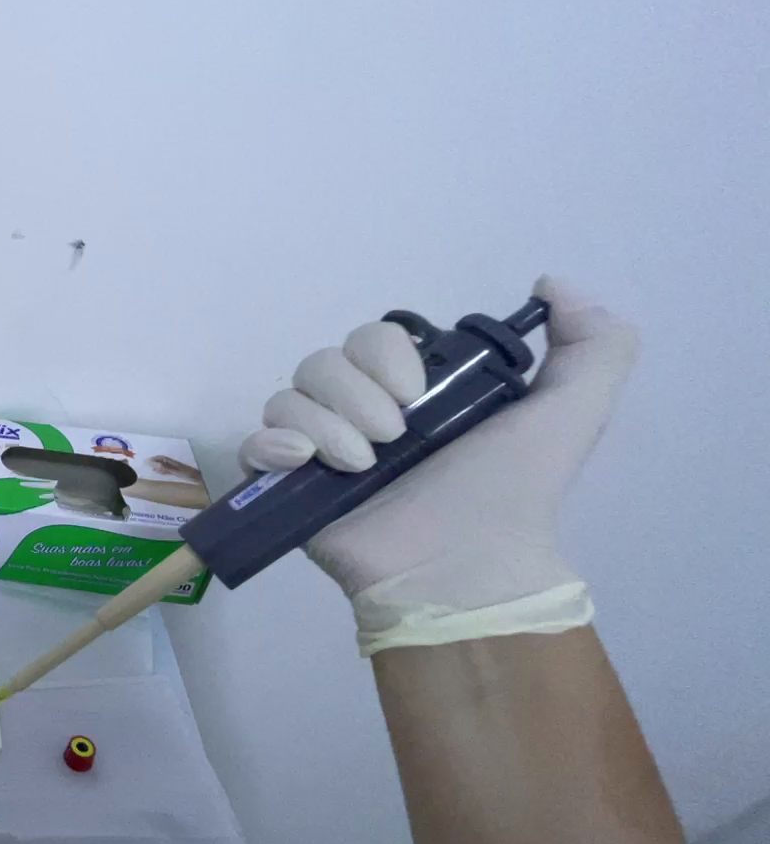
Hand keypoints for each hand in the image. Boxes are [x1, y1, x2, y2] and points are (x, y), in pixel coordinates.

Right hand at [238, 276, 638, 653]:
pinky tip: (303, 463)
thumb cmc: (508, 491)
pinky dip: (271, 446)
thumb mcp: (571, 412)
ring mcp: (311, 447)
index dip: (383, 356)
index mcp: (405, 390)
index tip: (415, 393)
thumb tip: (550, 282)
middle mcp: (352, 411)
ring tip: (360, 467)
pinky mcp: (280, 483)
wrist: (460, 562)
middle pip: (319, 364)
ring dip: (322, 427)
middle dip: (353, 396)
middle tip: (393, 438)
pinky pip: (251, 444)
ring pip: (284, 400)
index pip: (366, 338)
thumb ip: (592, 343)